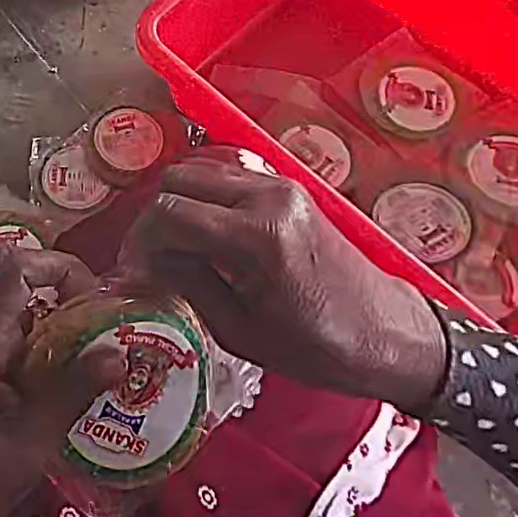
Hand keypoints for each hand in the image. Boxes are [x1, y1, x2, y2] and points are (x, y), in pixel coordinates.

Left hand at [0, 249, 121, 516]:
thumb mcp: (27, 445)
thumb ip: (72, 394)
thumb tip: (122, 351)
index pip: (19, 270)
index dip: (62, 268)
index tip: (99, 300)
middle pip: (34, 286)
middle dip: (80, 298)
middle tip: (118, 329)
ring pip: (38, 314)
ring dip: (76, 325)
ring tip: (116, 350)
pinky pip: (35, 343)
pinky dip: (65, 350)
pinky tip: (93, 377)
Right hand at [122, 156, 446, 409]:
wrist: (386, 330)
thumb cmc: (319, 347)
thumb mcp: (241, 331)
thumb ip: (188, 284)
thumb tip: (144, 263)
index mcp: (256, 237)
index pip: (169, 213)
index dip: (139, 240)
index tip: (131, 269)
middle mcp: (266, 196)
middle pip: (179, 179)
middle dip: (153, 217)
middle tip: (147, 256)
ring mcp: (279, 185)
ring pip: (200, 169)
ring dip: (177, 201)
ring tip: (172, 245)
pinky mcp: (286, 186)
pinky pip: (227, 175)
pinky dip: (202, 195)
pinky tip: (202, 230)